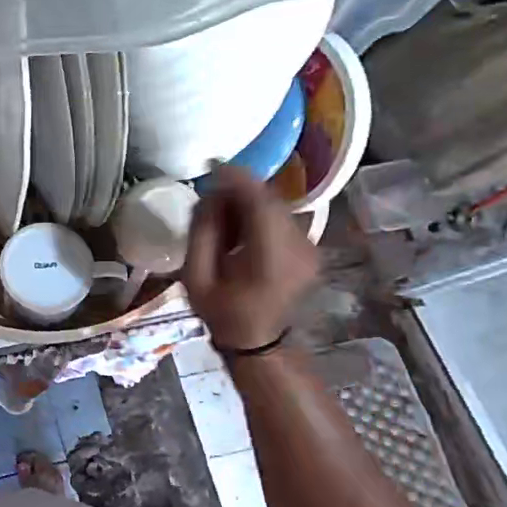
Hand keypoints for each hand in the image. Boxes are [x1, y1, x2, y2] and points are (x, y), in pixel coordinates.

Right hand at [182, 166, 318, 348]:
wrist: (259, 342)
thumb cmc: (222, 312)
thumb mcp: (196, 278)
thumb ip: (202, 234)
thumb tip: (209, 196)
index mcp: (270, 260)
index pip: (261, 205)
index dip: (238, 180)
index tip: (213, 165)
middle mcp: (299, 249)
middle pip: (271, 201)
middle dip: (241, 188)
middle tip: (212, 188)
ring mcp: (310, 248)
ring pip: (278, 207)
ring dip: (250, 200)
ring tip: (223, 210)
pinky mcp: (310, 247)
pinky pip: (283, 218)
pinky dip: (260, 212)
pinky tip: (241, 224)